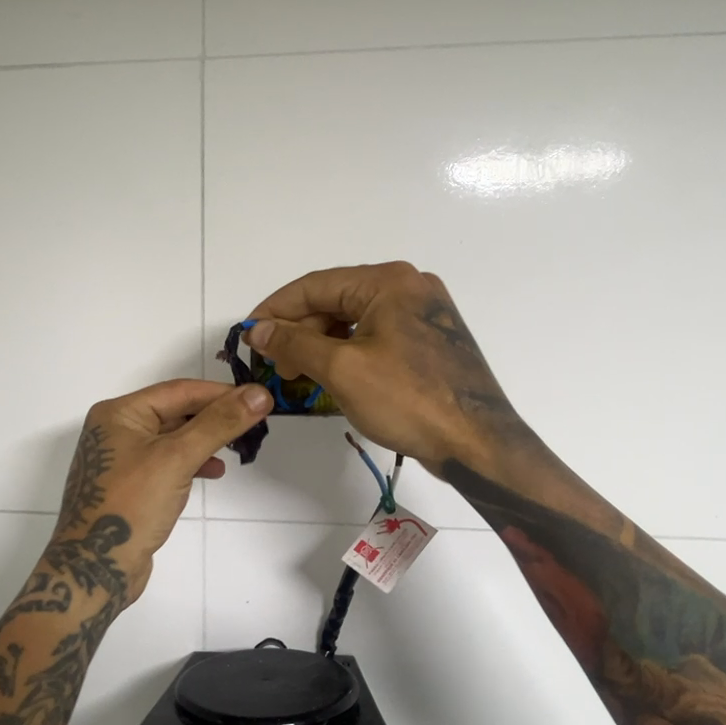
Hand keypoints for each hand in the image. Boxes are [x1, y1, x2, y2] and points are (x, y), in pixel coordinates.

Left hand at [52, 379, 272, 601]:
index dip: (221, 393)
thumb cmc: (131, 505)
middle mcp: (116, 430)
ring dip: (206, 440)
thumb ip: (219, 424)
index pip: (179, 391)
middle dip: (214, 417)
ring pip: (173, 438)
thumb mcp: (177, 458)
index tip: (259, 398)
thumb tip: (259, 394)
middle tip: (255, 423)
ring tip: (239, 447)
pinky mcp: (130, 486)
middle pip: (175, 412)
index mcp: (119, 413)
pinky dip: (191, 463)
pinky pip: (167, 462)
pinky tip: (213, 472)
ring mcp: (121, 459)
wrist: (95, 568)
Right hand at [245, 262, 532, 475]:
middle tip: (278, 367)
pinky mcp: (430, 341)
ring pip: (357, 321)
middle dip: (301, 331)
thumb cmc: (407, 399)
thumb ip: (295, 344)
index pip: (317, 285)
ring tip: (301, 377)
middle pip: (337, 301)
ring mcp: (424, 314)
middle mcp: (410, 287)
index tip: (249, 334)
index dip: (277, 309)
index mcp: (390, 282)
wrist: (477, 442)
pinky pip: (377, 336)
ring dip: (323, 345)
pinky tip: (334, 377)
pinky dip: (349, 353)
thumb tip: (259, 329)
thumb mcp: (342, 370)